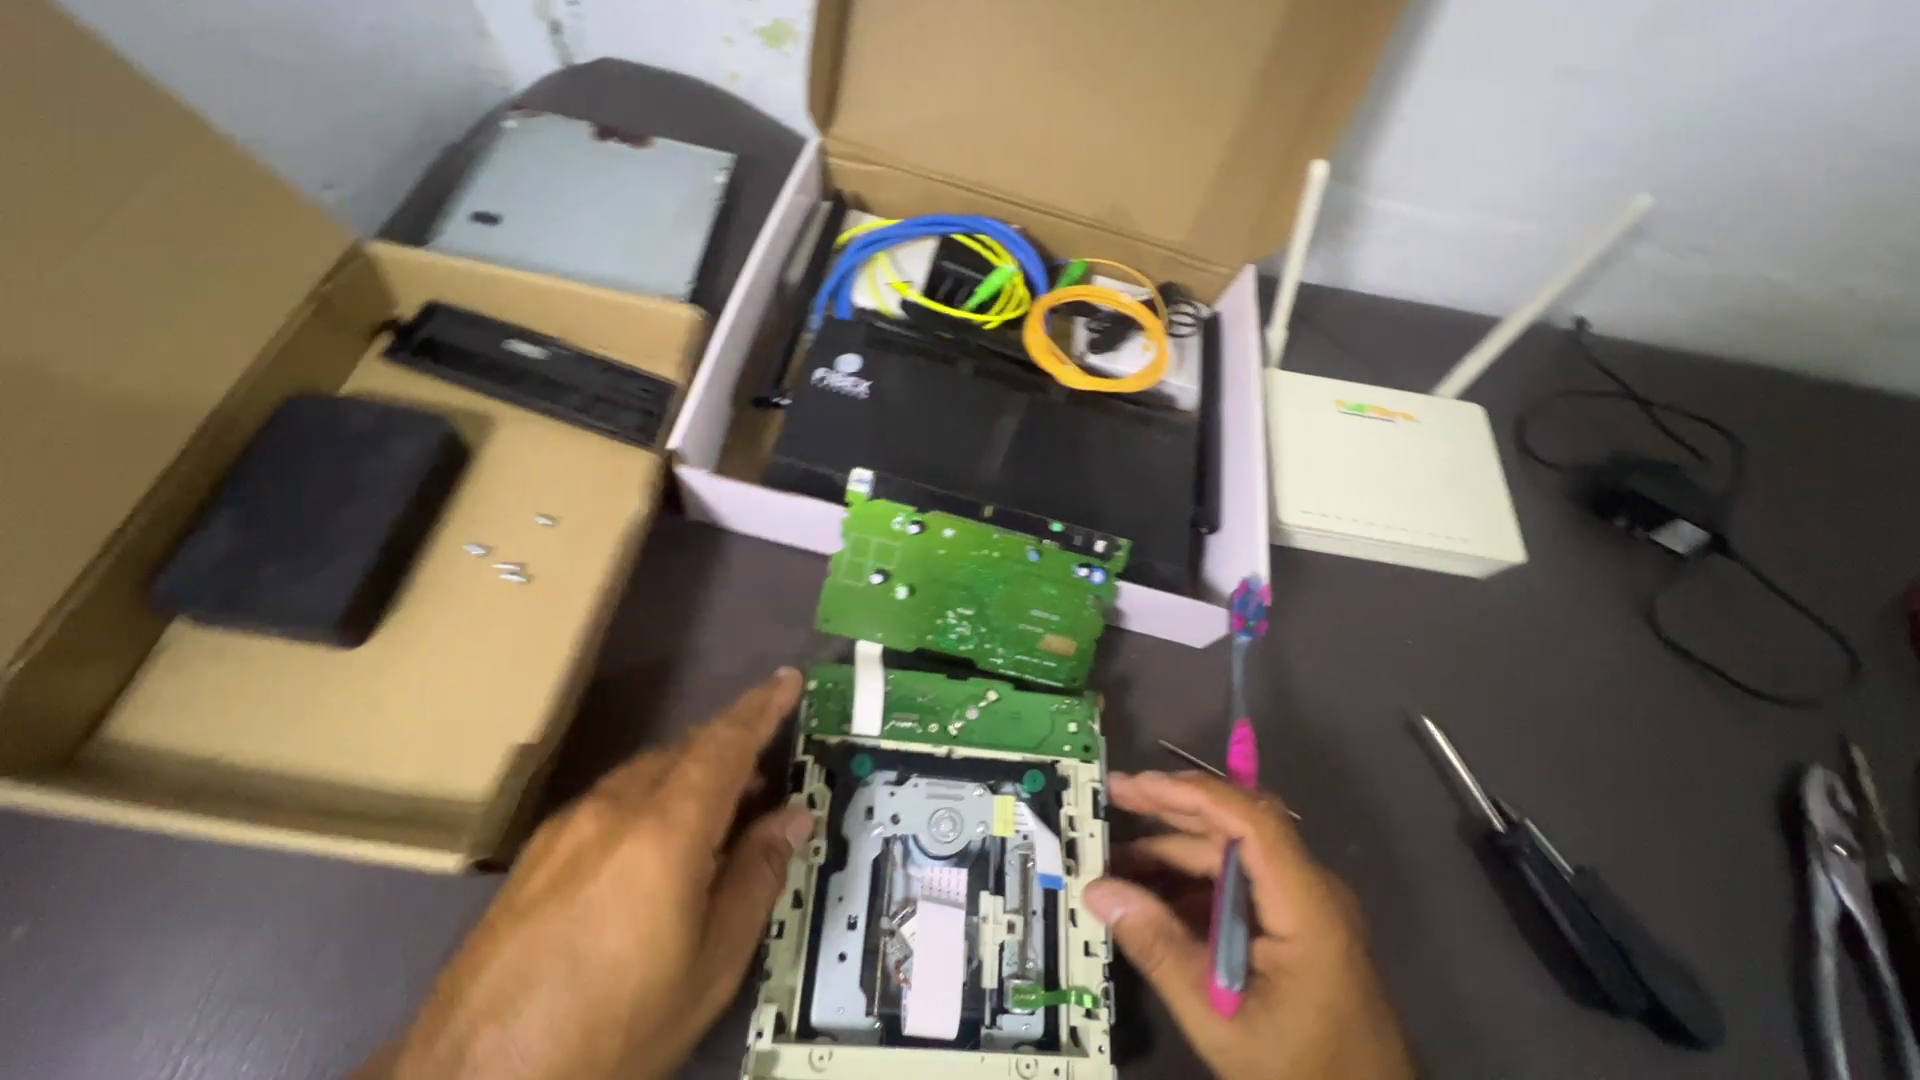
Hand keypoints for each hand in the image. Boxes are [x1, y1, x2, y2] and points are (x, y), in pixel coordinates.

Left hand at [370, 669, 813, 1079]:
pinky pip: (612, 800)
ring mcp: (567, 826)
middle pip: (685, 750)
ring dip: (692, 775)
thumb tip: (791, 818)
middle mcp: (613, 809)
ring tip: (722, 813)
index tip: (788, 680)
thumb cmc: (618, 1022)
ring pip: (646, 773)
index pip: (725, 744)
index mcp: (665, 831)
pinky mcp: (537, 852)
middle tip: (770, 774)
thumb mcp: (711, 964)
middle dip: (732, 745)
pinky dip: (653, 799)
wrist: (477, 1074)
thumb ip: (756, 878)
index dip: (762, 708)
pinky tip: (659, 845)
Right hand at [1084, 771, 1412, 1079]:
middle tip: (1114, 797)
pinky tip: (1150, 898)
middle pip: (1237, 826)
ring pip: (1233, 855)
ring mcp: (1302, 908)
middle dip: (1173, 807)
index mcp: (1305, 905)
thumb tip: (1098, 892)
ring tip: (1115, 859)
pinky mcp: (1293, 927)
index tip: (1135, 787)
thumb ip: (1159, 949)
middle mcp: (1308, 890)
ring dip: (1175, 850)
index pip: (1249, 820)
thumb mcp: (1219, 1017)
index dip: (1191, 794)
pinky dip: (1192, 884)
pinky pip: (1239, 887)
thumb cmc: (1302, 1072)